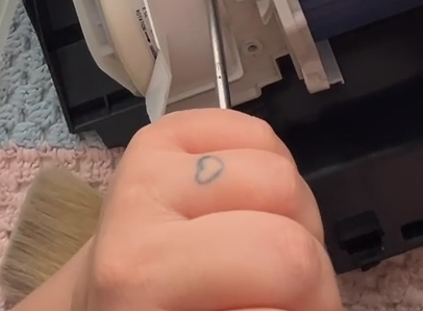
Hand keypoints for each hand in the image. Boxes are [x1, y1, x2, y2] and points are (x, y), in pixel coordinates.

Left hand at [74, 109, 339, 310]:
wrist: (105, 300)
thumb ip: (265, 303)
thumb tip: (303, 280)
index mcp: (145, 270)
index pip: (284, 257)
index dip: (317, 294)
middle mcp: (142, 194)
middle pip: (286, 188)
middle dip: (302, 242)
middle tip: (278, 281)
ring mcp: (153, 152)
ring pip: (278, 156)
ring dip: (287, 206)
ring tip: (259, 243)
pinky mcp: (165, 129)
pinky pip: (257, 130)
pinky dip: (268, 168)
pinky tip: (245, 205)